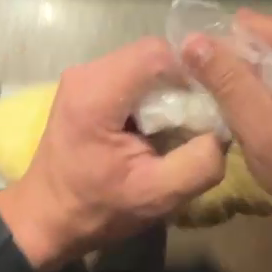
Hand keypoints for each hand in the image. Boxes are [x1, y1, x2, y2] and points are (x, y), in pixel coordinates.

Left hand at [0, 38, 226, 271]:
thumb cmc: (97, 209)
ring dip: (167, 86)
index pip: (156, 53)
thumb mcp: (156, 197)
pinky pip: (130, 72)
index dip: (191, 72)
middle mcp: (86, 71)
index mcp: (96, 92)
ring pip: (142, 61)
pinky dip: (151, 90)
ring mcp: (83, 74)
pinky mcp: (87, 83)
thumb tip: (224, 132)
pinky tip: (160, 121)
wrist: (47, 218)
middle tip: (201, 114)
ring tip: (183, 120)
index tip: (211, 102)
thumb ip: (198, 164)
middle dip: (182, 79)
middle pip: (150, 53)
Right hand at [182, 10, 271, 271]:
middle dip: (227, 64)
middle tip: (209, 100)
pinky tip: (245, 113)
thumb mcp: (262, 130)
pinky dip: (254, 87)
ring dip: (238, 78)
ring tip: (224, 108)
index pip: (246, 25)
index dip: (216, 48)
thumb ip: (228, 82)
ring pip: (258, 55)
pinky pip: (271, 69)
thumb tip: (191, 39)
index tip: (196, 80)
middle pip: (253, 38)